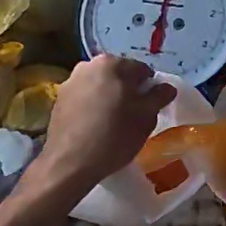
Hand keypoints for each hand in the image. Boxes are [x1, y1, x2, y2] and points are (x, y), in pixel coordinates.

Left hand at [31, 55, 176, 195]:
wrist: (70, 162)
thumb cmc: (114, 136)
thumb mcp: (146, 118)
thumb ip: (159, 97)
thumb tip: (167, 87)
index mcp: (112, 63)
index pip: (142, 71)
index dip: (150, 90)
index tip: (150, 109)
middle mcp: (88, 65)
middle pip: (118, 77)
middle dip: (128, 93)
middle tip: (133, 118)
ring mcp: (70, 82)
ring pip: (100, 88)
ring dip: (109, 100)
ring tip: (112, 124)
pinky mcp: (59, 100)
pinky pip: (84, 99)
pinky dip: (92, 108)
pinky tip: (94, 128)